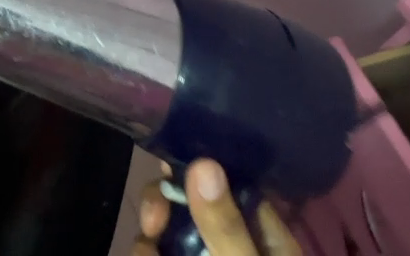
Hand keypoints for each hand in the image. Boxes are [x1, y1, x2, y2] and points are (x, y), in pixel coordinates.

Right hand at [131, 159, 300, 255]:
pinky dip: (146, 252)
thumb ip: (227, 226)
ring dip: (148, 239)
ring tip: (145, 253)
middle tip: (151, 224)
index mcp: (264, 234)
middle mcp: (233, 240)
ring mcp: (205, 252)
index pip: (226, 181)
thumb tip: (203, 163)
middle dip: (161, 205)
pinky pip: (157, 252)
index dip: (191, 168)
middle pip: (187, 202)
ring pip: (167, 231)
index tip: (165, 172)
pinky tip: (145, 255)